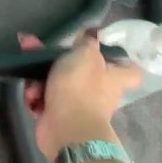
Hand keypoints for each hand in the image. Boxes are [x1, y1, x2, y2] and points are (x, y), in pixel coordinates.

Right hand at [18, 32, 143, 161]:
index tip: (105, 51)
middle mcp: (99, 91)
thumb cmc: (80, 88)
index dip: (121, 60)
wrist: (67, 129)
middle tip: (30, 46)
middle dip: (51, 60)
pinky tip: (33, 97)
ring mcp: (78, 104)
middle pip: (78, 69)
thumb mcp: (85, 55)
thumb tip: (94, 33)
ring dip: (39, 80)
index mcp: (113, 77)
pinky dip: (37, 97)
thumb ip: (87, 42)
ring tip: (31, 83)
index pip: (130, 70)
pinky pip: (46, 99)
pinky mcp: (59, 115)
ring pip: (55, 83)